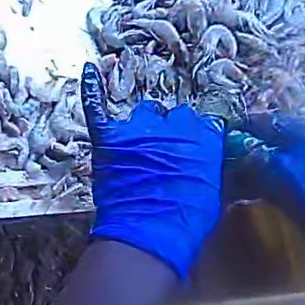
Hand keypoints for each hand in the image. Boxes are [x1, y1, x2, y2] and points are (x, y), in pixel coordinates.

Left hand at [80, 62, 223, 279]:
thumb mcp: (213, 194)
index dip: (196, 138)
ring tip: (139, 145)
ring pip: (143, 113)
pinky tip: (91, 70)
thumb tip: (204, 166)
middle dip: (170, 133)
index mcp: (204, 138)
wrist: (149, 233)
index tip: (192, 150)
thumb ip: (208, 170)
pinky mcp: (109, 139)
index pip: (203, 123)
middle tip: (164, 156)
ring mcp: (138, 130)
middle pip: (173, 117)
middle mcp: (173, 126)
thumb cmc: (187, 223)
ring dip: (142, 127)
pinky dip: (93, 89)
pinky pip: (98, 107)